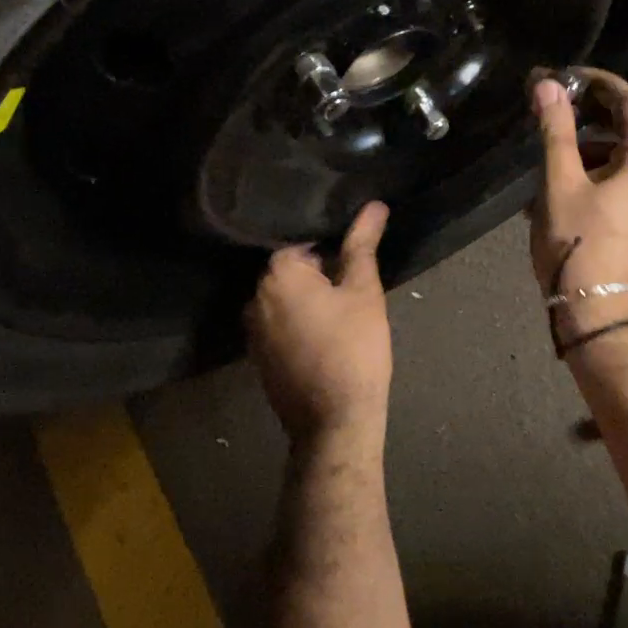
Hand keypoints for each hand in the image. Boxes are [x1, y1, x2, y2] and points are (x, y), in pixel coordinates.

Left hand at [246, 202, 392, 443]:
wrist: (334, 421)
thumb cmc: (354, 348)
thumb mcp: (364, 291)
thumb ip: (362, 245)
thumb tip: (374, 205)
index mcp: (277, 275)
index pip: (303, 245)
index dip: (332, 254)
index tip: (354, 268)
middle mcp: (255, 298)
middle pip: (291, 272)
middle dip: (319, 276)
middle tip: (353, 292)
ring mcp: (252, 331)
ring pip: (286, 300)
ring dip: (309, 302)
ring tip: (342, 315)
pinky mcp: (258, 357)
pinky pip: (280, 326)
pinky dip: (299, 325)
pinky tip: (326, 339)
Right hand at [528, 68, 627, 336]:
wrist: (594, 310)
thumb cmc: (577, 243)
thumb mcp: (560, 182)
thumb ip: (556, 130)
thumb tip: (548, 85)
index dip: (602, 84)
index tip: (569, 75)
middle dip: (598, 111)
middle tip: (564, 102)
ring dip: (594, 142)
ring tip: (556, 145)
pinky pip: (626, 178)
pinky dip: (598, 169)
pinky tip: (563, 182)